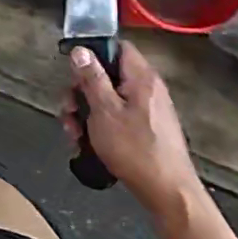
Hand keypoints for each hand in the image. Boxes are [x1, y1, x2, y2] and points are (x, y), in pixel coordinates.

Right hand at [61, 41, 199, 211]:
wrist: (167, 191)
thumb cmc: (135, 149)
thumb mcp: (104, 111)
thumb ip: (92, 78)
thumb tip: (81, 51)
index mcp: (141, 77)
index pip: (117, 47)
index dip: (93, 54)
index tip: (74, 74)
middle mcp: (148, 88)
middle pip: (108, 76)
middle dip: (82, 93)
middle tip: (69, 112)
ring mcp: (149, 109)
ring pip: (109, 99)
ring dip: (87, 113)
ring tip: (74, 135)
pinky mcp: (147, 128)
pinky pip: (118, 117)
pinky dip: (101, 126)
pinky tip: (87, 145)